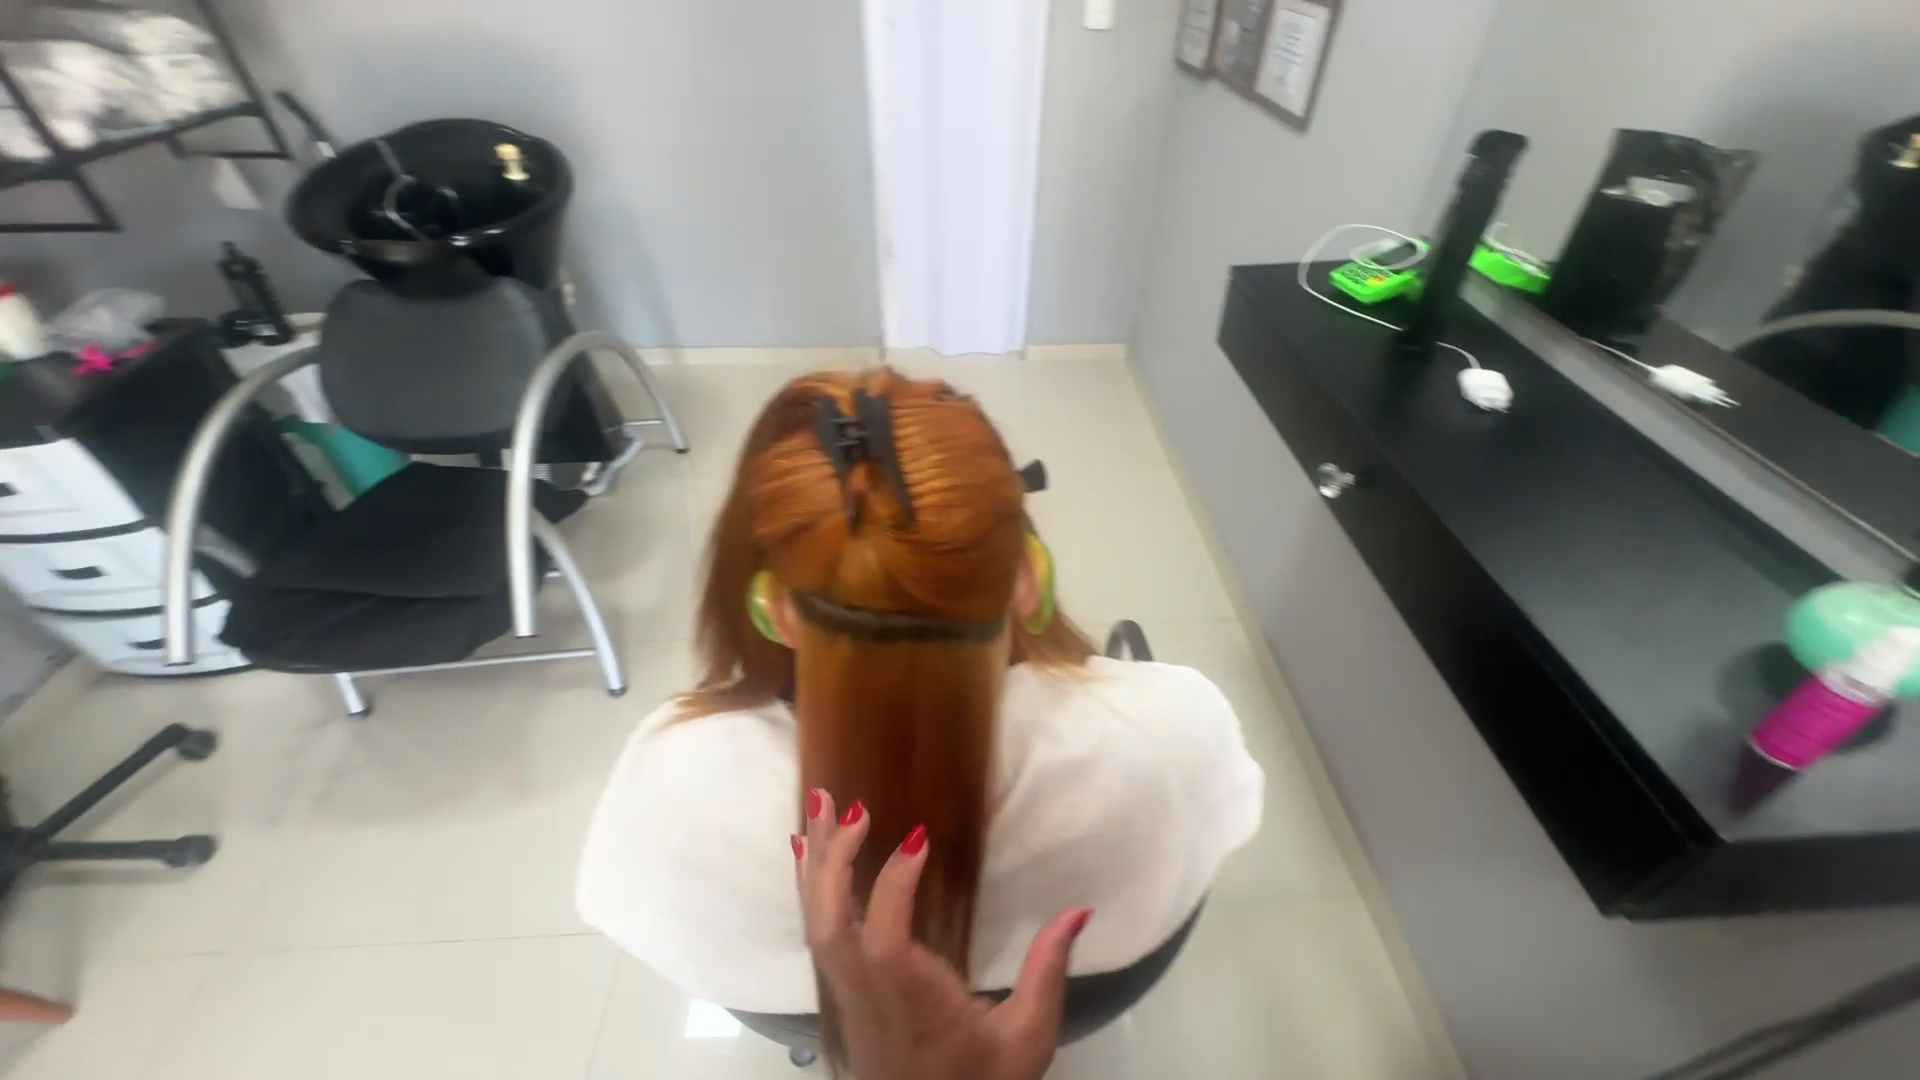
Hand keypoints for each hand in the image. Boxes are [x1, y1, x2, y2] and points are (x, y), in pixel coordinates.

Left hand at [796, 789, 1092, 1079]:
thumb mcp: (1028, 1039)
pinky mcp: (842, 991)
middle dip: (833, 859)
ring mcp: (846, 995)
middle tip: (847, 803)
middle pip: (829, 926)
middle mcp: (868, 995)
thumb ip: (1048, 973)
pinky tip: (807, 850)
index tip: (919, 835)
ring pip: (815, 925)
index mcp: (912, 1005)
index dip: (894, 884)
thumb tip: (1078, 910)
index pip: (885, 941)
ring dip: (817, 861)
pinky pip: (817, 933)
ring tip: (819, 802)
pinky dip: (810, 884)